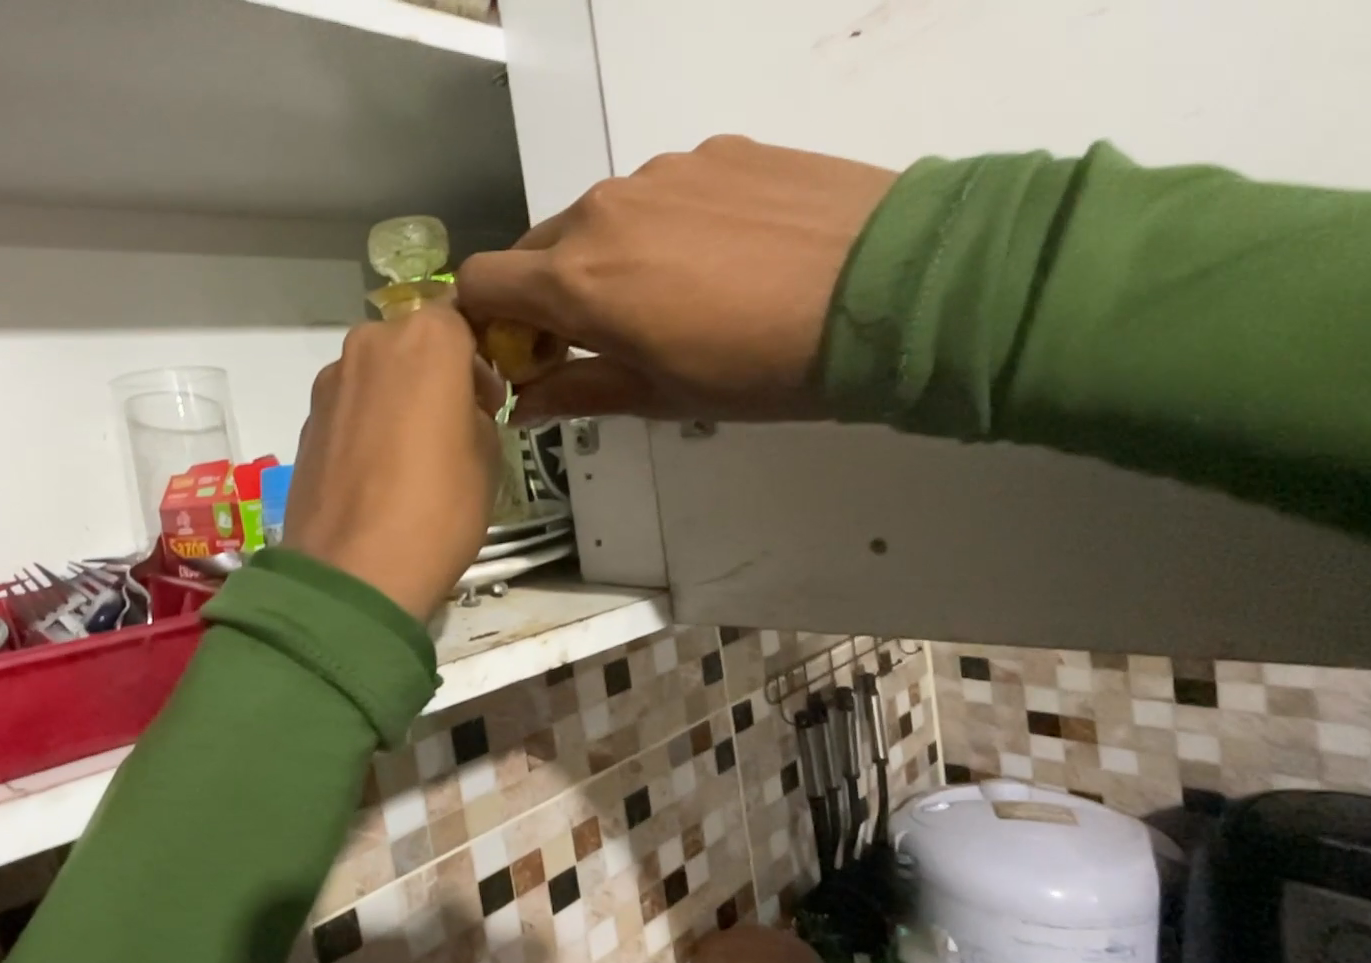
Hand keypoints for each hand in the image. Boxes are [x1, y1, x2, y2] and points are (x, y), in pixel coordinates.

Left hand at [284, 304, 505, 621]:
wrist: (354, 572)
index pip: (462, 320)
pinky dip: (367, 422)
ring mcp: (330, 381)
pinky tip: (377, 471)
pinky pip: (350, 405)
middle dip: (435, 373)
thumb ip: (476, 411)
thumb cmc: (439, 508)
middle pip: (412, 343)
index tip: (488, 400)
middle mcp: (370, 343)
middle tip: (452, 424)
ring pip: (377, 373)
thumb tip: (458, 407)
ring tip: (411, 453)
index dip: (479, 357)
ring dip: (398, 397)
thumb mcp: (489, 456)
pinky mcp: (306, 420)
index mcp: (426, 339)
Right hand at [456, 136, 897, 422]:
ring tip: (676, 294)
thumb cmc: (760, 367)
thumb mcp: (658, 396)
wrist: (891, 292)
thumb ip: (575, 393)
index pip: (479, 282)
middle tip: (599, 334)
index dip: (485, 321)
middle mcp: (602, 211)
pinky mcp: (716, 150)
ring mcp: (661, 172)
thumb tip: (524, 404)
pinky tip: (724, 257)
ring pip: (599, 218)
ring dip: (606, 257)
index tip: (524, 352)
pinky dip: (663, 226)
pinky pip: (660, 192)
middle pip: (536, 248)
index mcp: (576, 278)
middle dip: (546, 292)